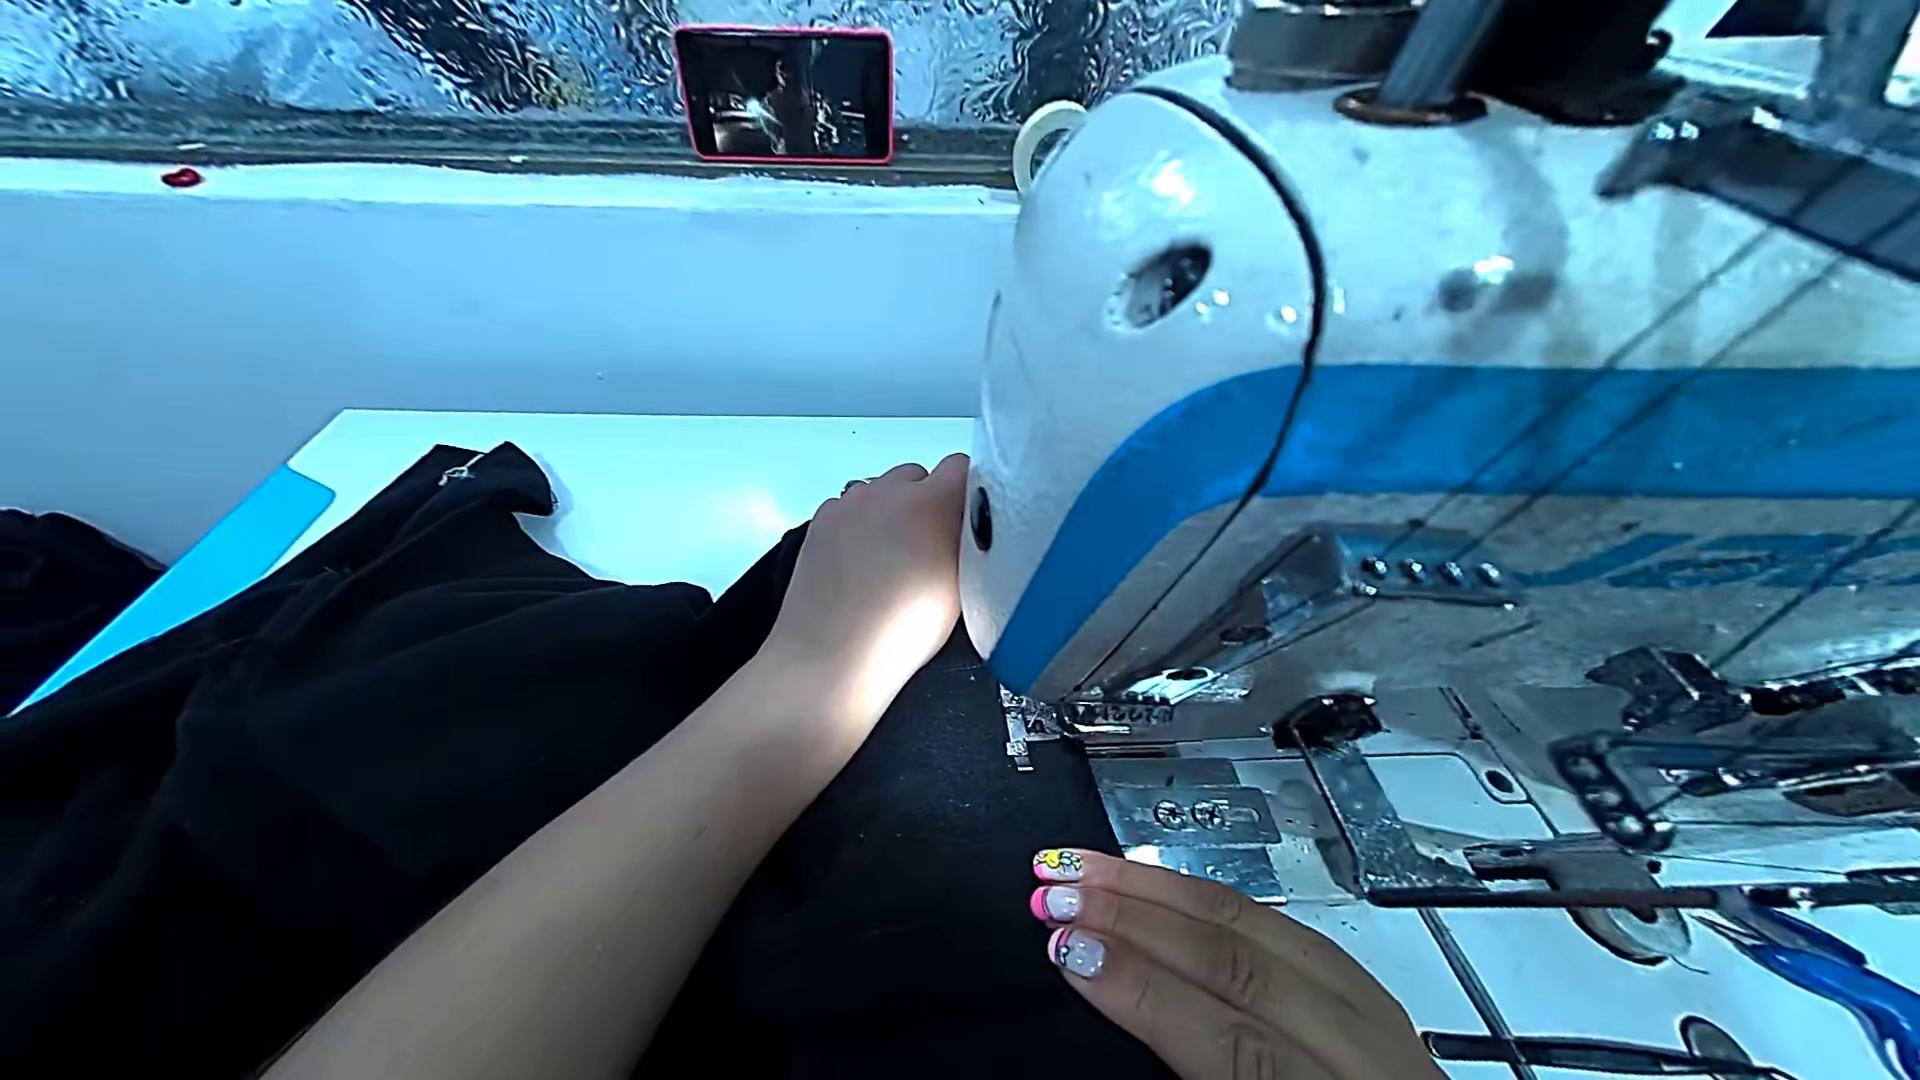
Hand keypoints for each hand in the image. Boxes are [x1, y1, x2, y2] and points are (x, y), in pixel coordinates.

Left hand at [762, 454, 969, 733]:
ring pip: (881, 490)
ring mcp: (850, 503)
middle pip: (918, 475)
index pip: (960, 466)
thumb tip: (966, 522)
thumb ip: (967, 542)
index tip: (965, 517)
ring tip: (888, 555)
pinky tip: (858, 560)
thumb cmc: (905, 629)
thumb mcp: (961, 586)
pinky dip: (858, 523)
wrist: (835, 654)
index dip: (966, 490)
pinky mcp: (821, 519)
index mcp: (933, 503)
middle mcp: (890, 491)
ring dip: (890, 510)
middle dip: (926, 500)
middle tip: (926, 543)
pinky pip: (849, 507)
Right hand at [1028, 849, 1443, 1079]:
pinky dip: (1198, 892)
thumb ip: (1184, 1077)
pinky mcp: (1359, 981)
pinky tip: (1150, 877)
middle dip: (1133, 915)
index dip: (1142, 990)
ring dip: (1154, 886)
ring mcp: (1375, 1010)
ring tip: (1084, 866)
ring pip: (1254, 920)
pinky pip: (1270, 919)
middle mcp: (1373, 1058)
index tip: (1064, 947)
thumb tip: (1103, 987)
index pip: (1236, 1046)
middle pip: (1240, 961)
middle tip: (1055, 886)